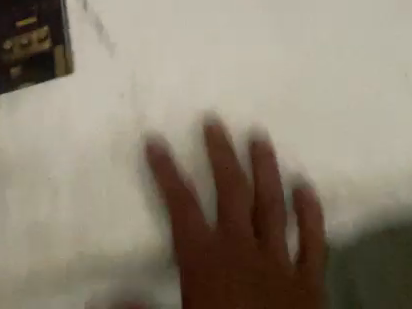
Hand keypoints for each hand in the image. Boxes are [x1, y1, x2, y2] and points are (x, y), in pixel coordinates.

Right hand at [139, 118, 326, 308]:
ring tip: (259, 137)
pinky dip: (311, 214)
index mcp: (205, 259)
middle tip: (214, 121)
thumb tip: (99, 297)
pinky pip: (313, 242)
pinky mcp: (310, 283)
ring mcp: (279, 263)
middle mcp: (241, 249)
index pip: (180, 205)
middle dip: (220, 154)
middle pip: (230, 192)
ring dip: (265, 169)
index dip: (166, 172)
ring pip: (271, 206)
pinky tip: (307, 187)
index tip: (155, 141)